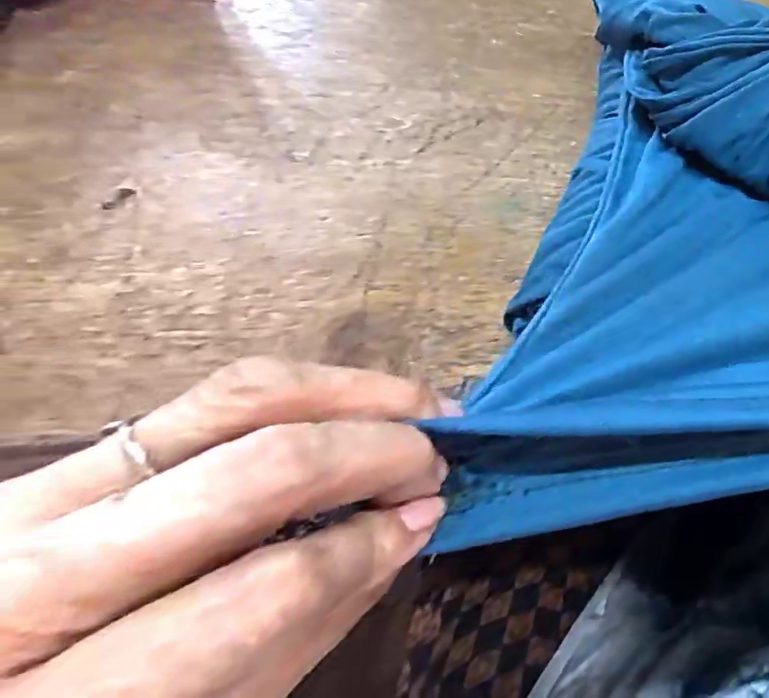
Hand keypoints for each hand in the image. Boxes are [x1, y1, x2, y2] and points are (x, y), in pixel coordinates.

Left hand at [0, 358, 455, 697]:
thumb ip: (306, 623)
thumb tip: (411, 525)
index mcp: (44, 696)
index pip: (261, 588)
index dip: (367, 545)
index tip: (425, 518)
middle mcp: (19, 580)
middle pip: (261, 466)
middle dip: (381, 452)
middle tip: (436, 465)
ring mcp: (27, 504)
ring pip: (242, 396)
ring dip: (364, 396)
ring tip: (426, 413)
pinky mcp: (55, 465)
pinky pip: (214, 396)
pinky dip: (313, 392)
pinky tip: (362, 409)